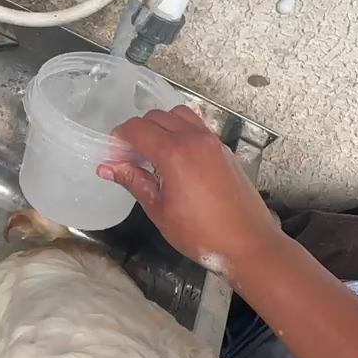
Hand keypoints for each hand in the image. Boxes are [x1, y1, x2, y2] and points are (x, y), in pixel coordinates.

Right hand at [100, 105, 281, 268]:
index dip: (119, 139)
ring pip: (178, 115)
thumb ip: (134, 181)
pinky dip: (180, 131)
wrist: (249, 243)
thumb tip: (108, 168)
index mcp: (175, 154)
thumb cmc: (201, 234)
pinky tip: (176, 159)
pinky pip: (197, 126)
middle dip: (138, 132)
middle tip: (131, 158)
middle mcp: (194, 139)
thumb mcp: (159, 210)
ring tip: (154, 154)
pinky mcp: (224, 149)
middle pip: (156, 116)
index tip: (115, 157)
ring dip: (160, 127)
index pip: (137, 128)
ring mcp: (213, 141)